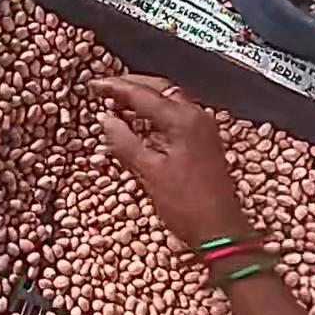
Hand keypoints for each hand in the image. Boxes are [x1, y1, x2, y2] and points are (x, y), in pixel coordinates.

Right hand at [91, 75, 252, 245]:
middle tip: (106, 86)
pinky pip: (176, 114)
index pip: (142, 94)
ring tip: (118, 101)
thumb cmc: (185, 204)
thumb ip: (124, 142)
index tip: (93, 85)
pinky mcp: (203, 140)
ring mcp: (203, 127)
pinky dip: (155, 112)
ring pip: (169, 99)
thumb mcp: (149, 173)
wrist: (220, 229)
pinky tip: (140, 121)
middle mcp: (196, 116)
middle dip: (131, 85)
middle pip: (159, 89)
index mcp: (182, 120)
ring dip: (144, 97)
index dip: (115, 88)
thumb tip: (105, 120)